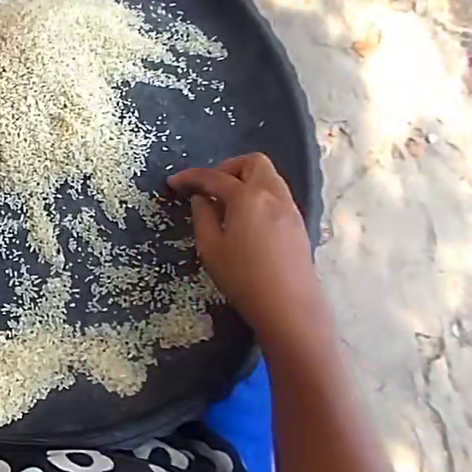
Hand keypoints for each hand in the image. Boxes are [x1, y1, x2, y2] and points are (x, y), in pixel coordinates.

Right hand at [168, 153, 324, 340]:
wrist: (289, 308)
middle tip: (209, 189)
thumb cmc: (243, 279)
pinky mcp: (298, 224)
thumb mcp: (210, 249)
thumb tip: (201, 199)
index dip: (191, 177)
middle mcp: (273, 195)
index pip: (214, 177)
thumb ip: (203, 217)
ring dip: (245, 181)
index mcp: (248, 198)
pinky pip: (276, 195)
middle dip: (227, 168)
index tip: (173, 182)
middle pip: (253, 163)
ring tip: (226, 204)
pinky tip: (246, 220)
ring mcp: (290, 209)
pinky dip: (259, 196)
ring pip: (269, 177)